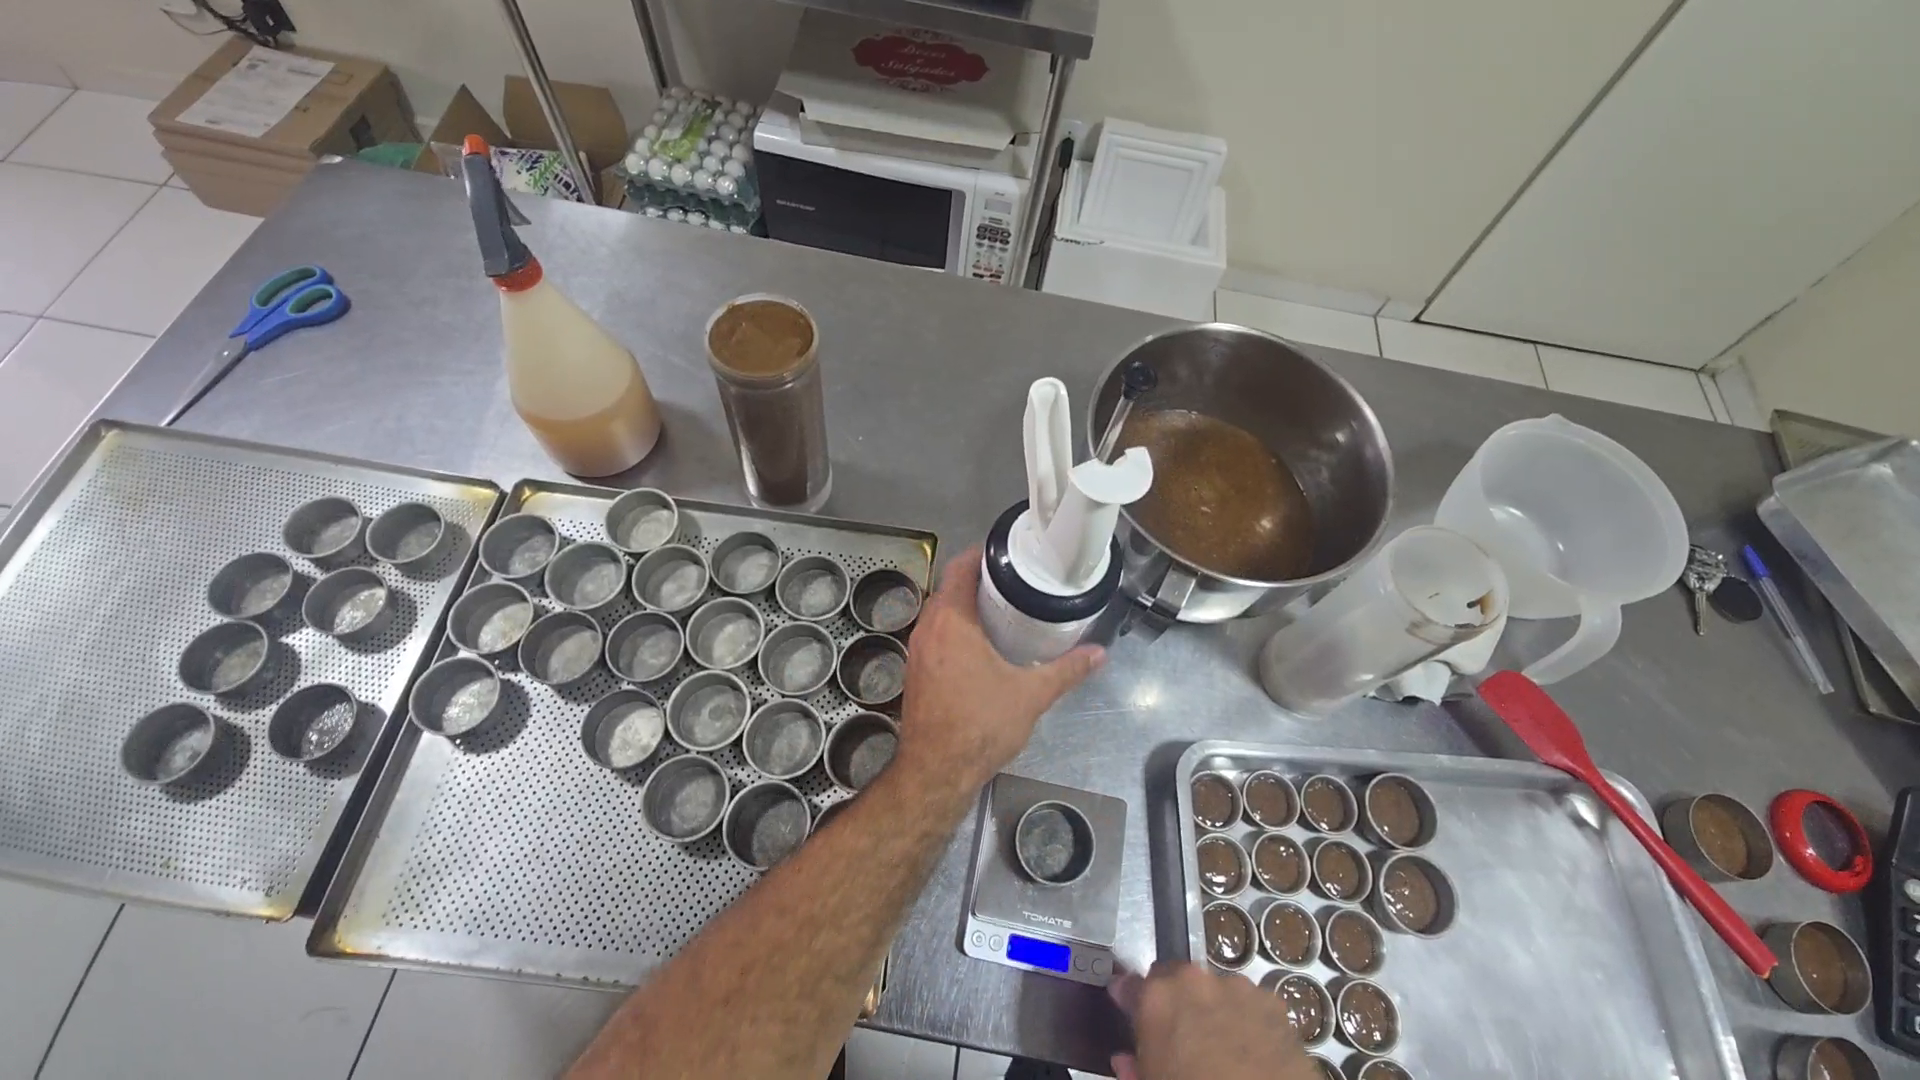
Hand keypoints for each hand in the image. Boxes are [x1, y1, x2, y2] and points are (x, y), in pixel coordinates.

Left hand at [893, 546, 1103, 798]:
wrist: (936, 770)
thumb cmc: (980, 725)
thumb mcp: (1030, 695)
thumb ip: (1066, 670)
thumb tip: (1099, 654)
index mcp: (951, 621)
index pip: (959, 569)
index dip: (981, 555)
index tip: (1006, 553)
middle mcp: (927, 629)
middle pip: (949, 589)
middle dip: (977, 581)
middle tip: (1013, 582)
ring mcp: (916, 651)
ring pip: (939, 614)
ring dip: (964, 606)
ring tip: (1001, 609)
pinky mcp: (914, 672)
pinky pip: (934, 636)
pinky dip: (954, 630)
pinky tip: (978, 645)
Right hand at [1109, 962, 1319, 1079]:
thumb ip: (1134, 1068)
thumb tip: (1125, 1059)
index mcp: (1157, 998)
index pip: (1130, 984)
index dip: (1129, 999)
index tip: (1129, 1009)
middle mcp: (1194, 981)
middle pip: (1177, 982)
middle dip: (1177, 1004)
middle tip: (1183, 1040)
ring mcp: (1236, 988)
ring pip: (1216, 992)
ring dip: (1214, 1011)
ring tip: (1224, 1050)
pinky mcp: (1272, 1002)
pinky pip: (1251, 1006)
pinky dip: (1248, 1022)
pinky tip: (1253, 1053)